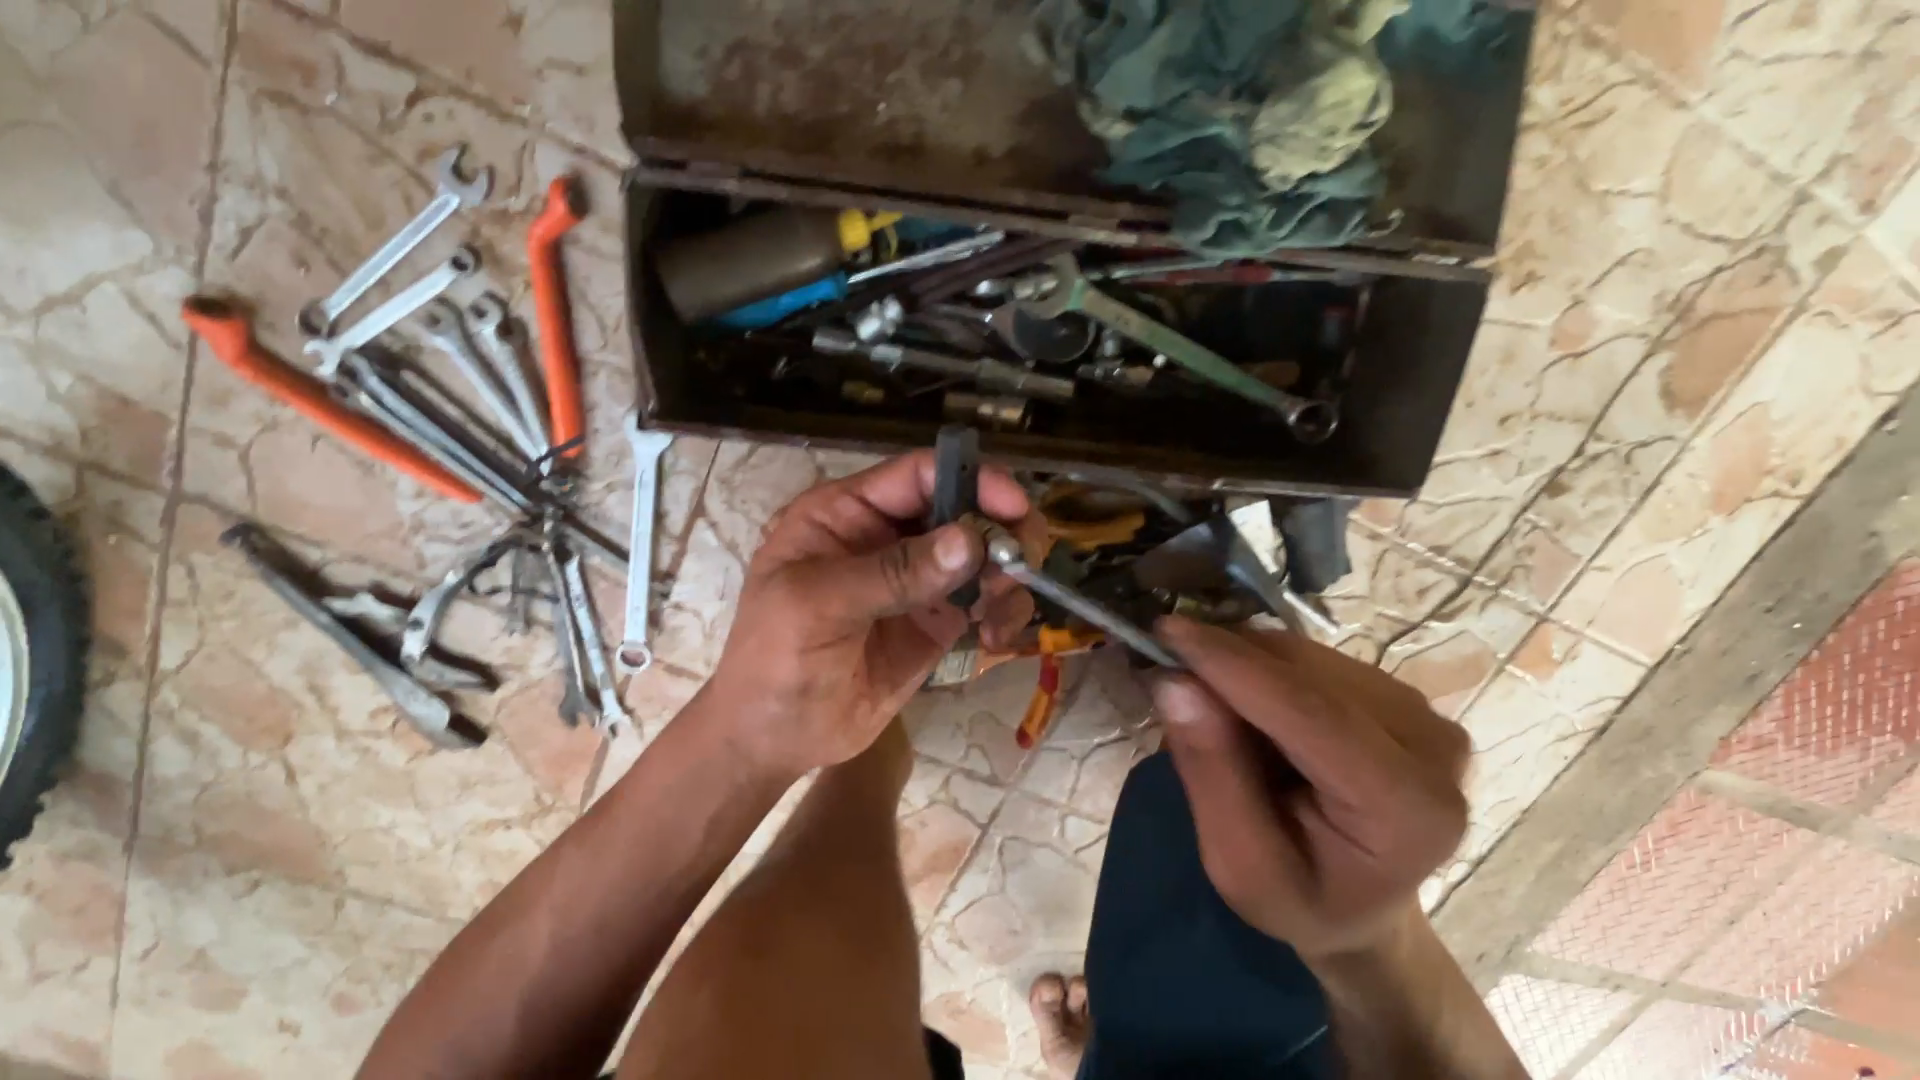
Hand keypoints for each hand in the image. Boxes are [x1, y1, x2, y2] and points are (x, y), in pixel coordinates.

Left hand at [708, 451, 1035, 777]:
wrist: (773, 737)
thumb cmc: (774, 659)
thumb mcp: (819, 605)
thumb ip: (895, 573)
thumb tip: (971, 542)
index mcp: (847, 513)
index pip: (919, 475)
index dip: (972, 479)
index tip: (1015, 508)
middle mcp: (888, 537)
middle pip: (963, 507)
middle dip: (1002, 530)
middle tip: (1025, 563)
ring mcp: (917, 581)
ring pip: (984, 555)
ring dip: (1009, 576)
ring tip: (1001, 614)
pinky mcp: (938, 622)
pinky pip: (986, 602)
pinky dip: (1005, 612)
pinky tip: (995, 639)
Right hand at [1151, 617, 1469, 958]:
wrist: (1360, 908)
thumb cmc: (1300, 899)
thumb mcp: (1239, 865)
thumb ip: (1213, 774)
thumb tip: (1175, 682)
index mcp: (1407, 808)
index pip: (1310, 713)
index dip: (1234, 667)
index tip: (1164, 630)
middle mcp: (1433, 746)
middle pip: (1308, 674)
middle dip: (1227, 660)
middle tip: (1163, 666)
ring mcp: (1423, 712)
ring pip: (1308, 656)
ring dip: (1242, 663)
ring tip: (1206, 702)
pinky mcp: (1402, 693)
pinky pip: (1314, 658)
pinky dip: (1263, 667)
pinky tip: (1245, 704)